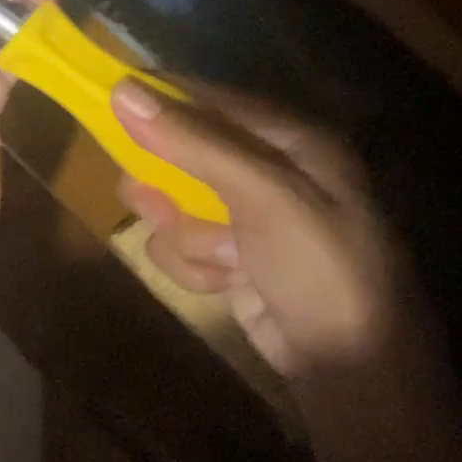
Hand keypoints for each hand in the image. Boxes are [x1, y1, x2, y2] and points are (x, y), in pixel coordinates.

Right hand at [110, 79, 424, 376]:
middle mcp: (266, 171)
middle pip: (177, 153)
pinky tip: (225, 283)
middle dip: (165, 186)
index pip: (206, 99)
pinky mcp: (229, 256)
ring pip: (170, 204)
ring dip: (183, 236)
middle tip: (158, 205)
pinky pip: (177, 244)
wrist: (353, 371)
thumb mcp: (262, 196)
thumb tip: (122, 90)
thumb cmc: (320, 268)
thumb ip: (192, 143)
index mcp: (289, 141)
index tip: (107, 105)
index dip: (157, 100)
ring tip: (220, 258)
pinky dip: (192, 265)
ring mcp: (246, 216)